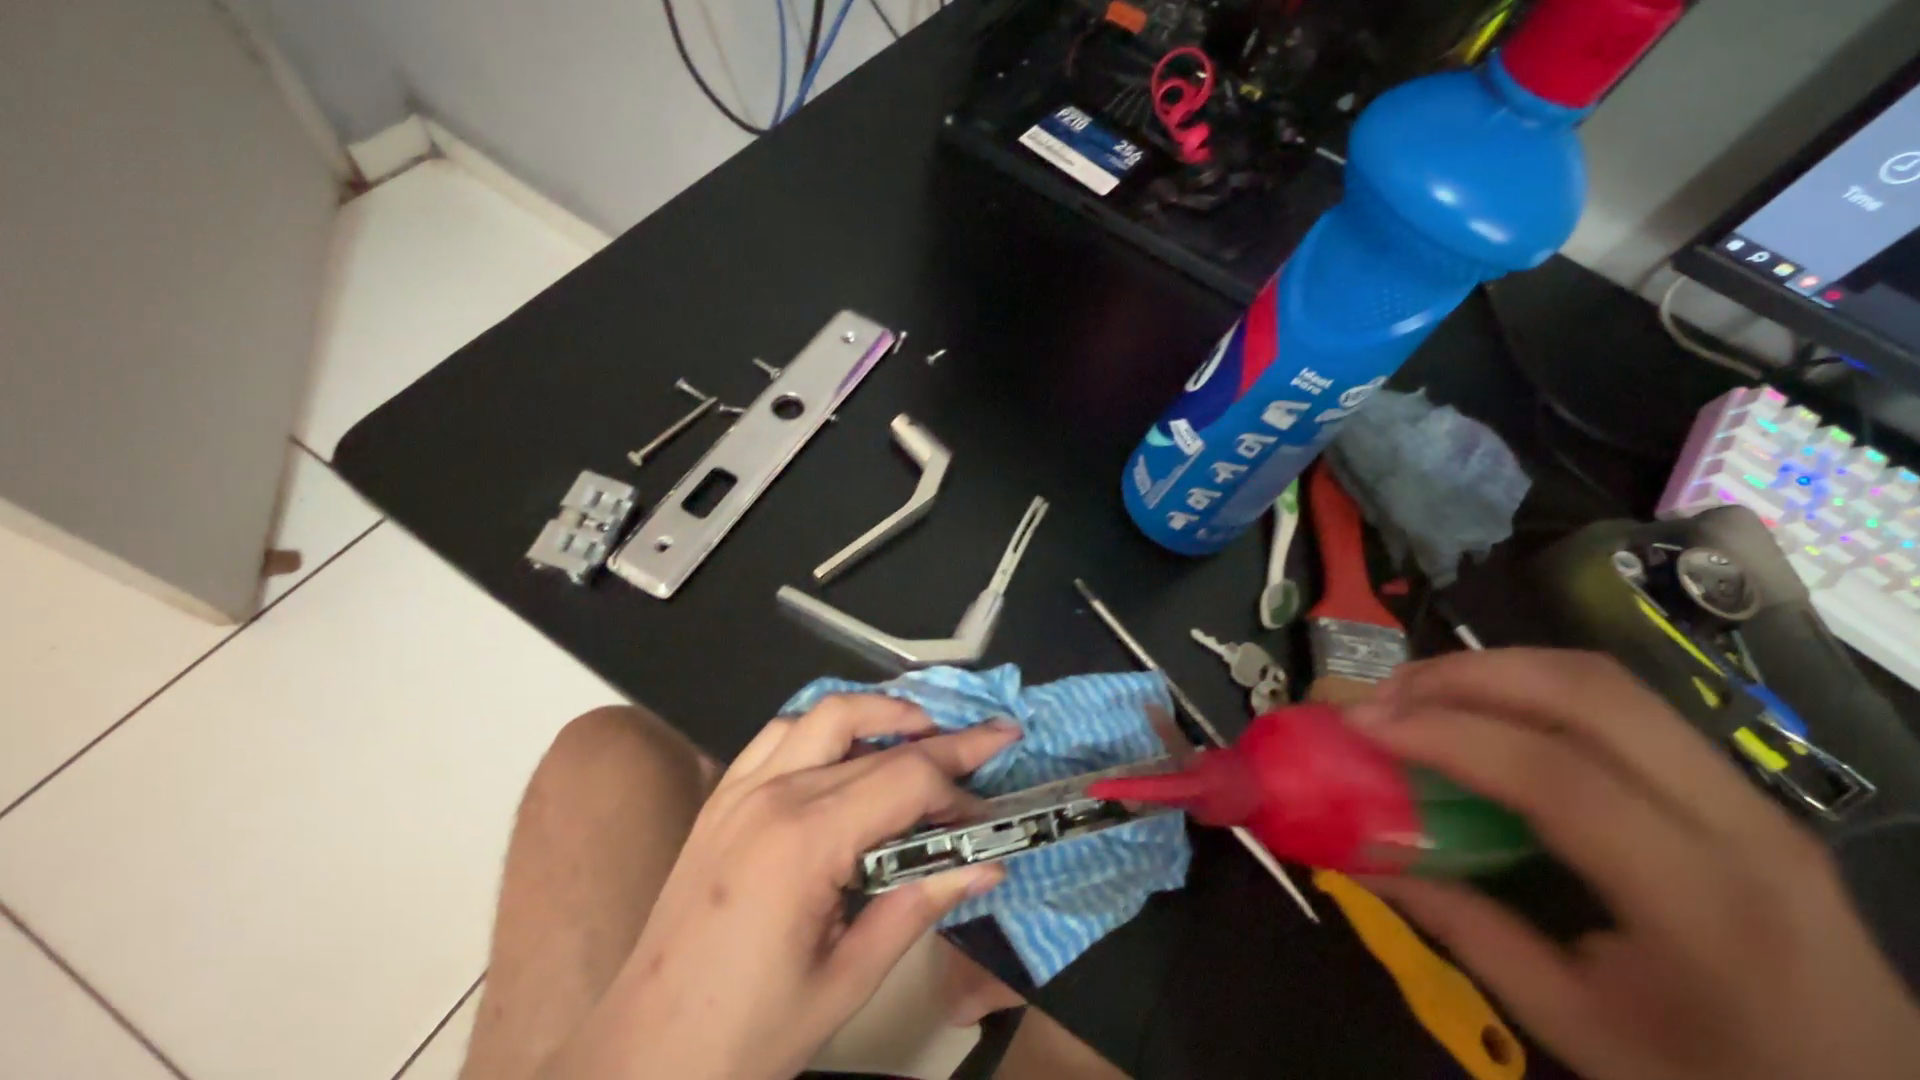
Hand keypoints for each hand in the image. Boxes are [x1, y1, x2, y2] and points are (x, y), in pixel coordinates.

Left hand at [540, 695, 1016, 1079]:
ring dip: (881, 715)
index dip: (960, 785)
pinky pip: (778, 736)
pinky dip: (824, 729)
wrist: (645, 1052)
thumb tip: (987, 867)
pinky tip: (847, 754)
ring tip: (925, 734)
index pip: (906, 779)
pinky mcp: (719, 800)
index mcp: (805, 843)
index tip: (994, 799)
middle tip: (990, 740)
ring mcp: (739, 791)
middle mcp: (771, 797)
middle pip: (876, 742)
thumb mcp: (848, 979)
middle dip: (942, 739)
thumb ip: (917, 908)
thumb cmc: (748, 1032)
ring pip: (823, 715)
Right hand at [1349, 648, 1919, 1079]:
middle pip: (1593, 694)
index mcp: (1704, 901)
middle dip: (1468, 675)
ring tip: (1420, 692)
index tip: (1362, 724)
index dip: (1448, 735)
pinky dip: (1536, 690)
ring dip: (1500, 670)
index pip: (1560, 777)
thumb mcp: (1578, 1025)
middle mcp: (1741, 823)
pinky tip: (1486, 713)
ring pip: (1612, 682)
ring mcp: (1750, 794)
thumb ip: (1467, 930)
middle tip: (1384, 694)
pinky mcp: (1738, 786)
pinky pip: (1626, 707)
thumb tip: (1366, 857)